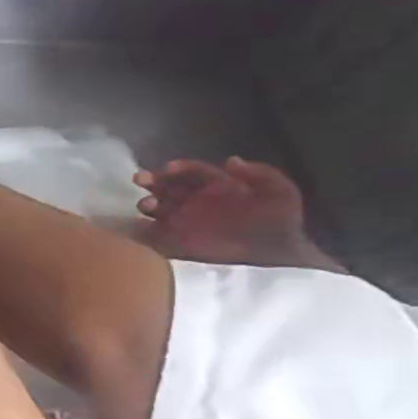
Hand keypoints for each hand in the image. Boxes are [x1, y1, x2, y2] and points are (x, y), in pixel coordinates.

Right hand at [134, 158, 339, 269]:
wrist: (274, 257)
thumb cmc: (280, 222)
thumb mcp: (279, 191)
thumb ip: (258, 173)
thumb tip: (231, 161)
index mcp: (217, 187)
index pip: (193, 173)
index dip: (180, 168)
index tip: (167, 167)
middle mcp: (196, 203)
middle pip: (169, 188)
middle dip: (154, 182)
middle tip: (141, 178)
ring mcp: (184, 223)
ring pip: (158, 209)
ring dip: (149, 204)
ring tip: (146, 204)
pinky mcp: (175, 243)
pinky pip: (153, 235)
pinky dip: (143, 230)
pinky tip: (138, 225)